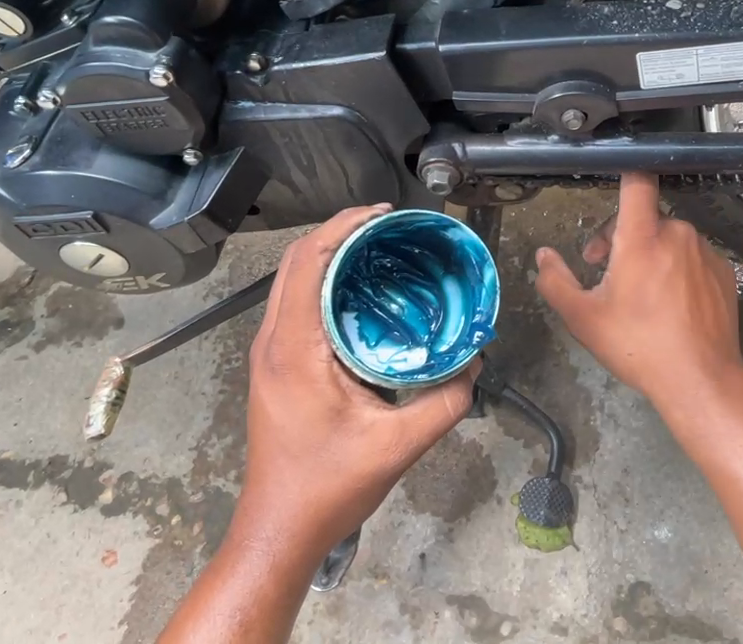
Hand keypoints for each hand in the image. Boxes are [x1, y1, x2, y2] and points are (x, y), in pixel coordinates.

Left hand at [237, 204, 478, 554]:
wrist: (279, 528)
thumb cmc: (327, 486)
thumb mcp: (396, 446)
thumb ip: (443, 403)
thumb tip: (473, 364)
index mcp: (293, 349)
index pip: (308, 263)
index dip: (342, 227)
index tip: (383, 215)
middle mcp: (273, 342)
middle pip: (296, 262)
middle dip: (338, 231)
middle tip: (386, 224)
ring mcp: (269, 354)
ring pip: (292, 281)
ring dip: (329, 254)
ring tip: (376, 247)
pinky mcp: (275, 366)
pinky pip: (296, 303)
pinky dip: (324, 281)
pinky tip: (361, 290)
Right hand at [534, 174, 742, 403]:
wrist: (701, 379)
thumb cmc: (639, 345)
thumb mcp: (583, 318)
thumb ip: (556, 281)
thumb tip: (543, 257)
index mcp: (642, 237)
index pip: (636, 181)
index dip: (625, 172)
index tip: (614, 180)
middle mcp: (678, 233)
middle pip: (646, 218)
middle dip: (622, 238)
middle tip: (607, 272)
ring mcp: (706, 251)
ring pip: (670, 239)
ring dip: (652, 255)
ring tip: (641, 294)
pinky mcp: (725, 271)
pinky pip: (694, 258)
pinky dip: (679, 271)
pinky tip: (670, 304)